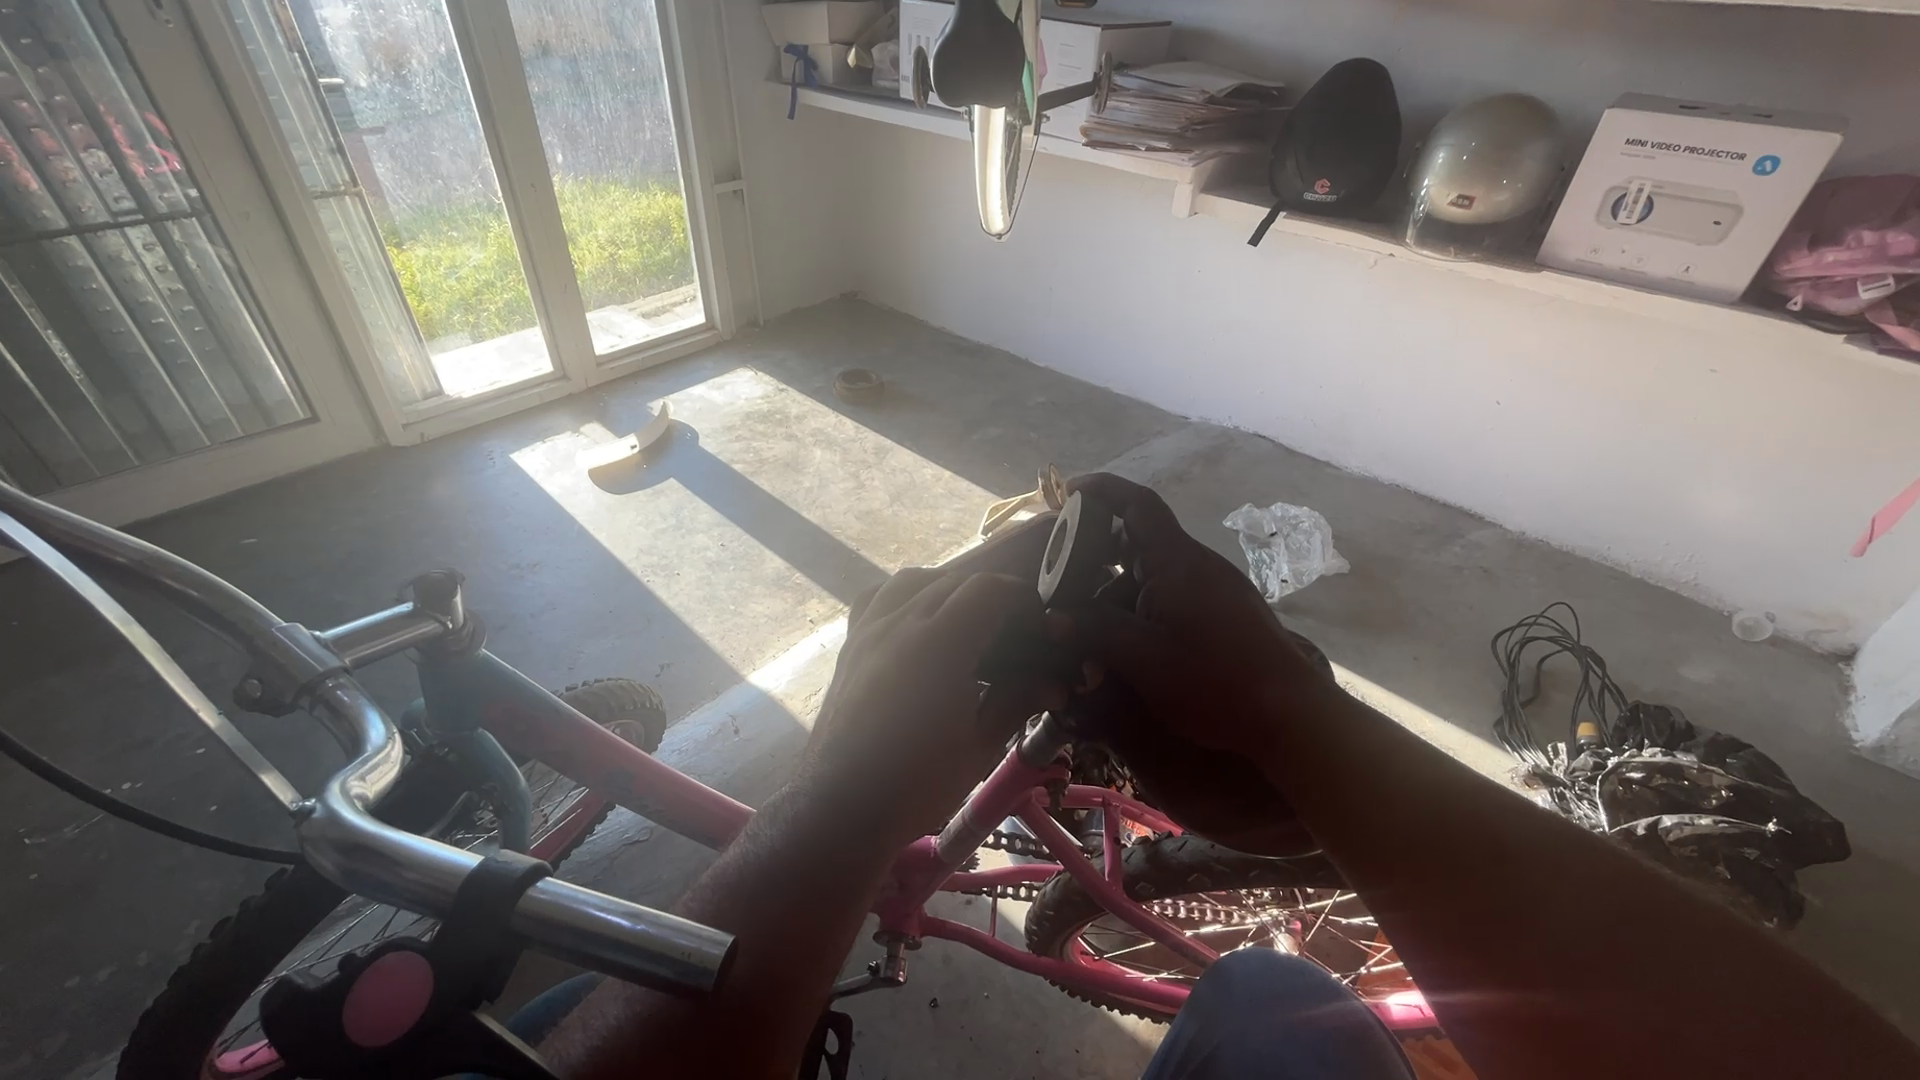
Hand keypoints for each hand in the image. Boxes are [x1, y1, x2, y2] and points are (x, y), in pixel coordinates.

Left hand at [799, 569, 1061, 849]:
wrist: (843, 806)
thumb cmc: (918, 783)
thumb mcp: (981, 746)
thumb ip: (1017, 702)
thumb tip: (1052, 683)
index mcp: (941, 644)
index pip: (988, 589)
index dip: (1019, 596)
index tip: (1036, 619)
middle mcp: (901, 622)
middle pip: (954, 582)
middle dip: (989, 596)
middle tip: (1010, 630)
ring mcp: (869, 630)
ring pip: (911, 581)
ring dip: (944, 588)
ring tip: (961, 620)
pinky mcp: (849, 646)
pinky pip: (876, 599)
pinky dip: (902, 598)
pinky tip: (913, 624)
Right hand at [1048, 474, 1337, 755]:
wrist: (1291, 717)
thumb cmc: (1216, 683)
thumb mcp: (1144, 660)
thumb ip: (1095, 631)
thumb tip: (1051, 617)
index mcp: (1177, 563)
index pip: (1138, 506)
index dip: (1102, 491)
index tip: (1069, 492)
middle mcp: (1195, 567)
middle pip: (1138, 543)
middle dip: (1096, 557)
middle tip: (1059, 577)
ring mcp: (1212, 590)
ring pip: (1150, 577)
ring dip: (1115, 595)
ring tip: (1084, 631)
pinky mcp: (1220, 615)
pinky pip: (1168, 598)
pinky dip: (1138, 611)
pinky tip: (1121, 647)